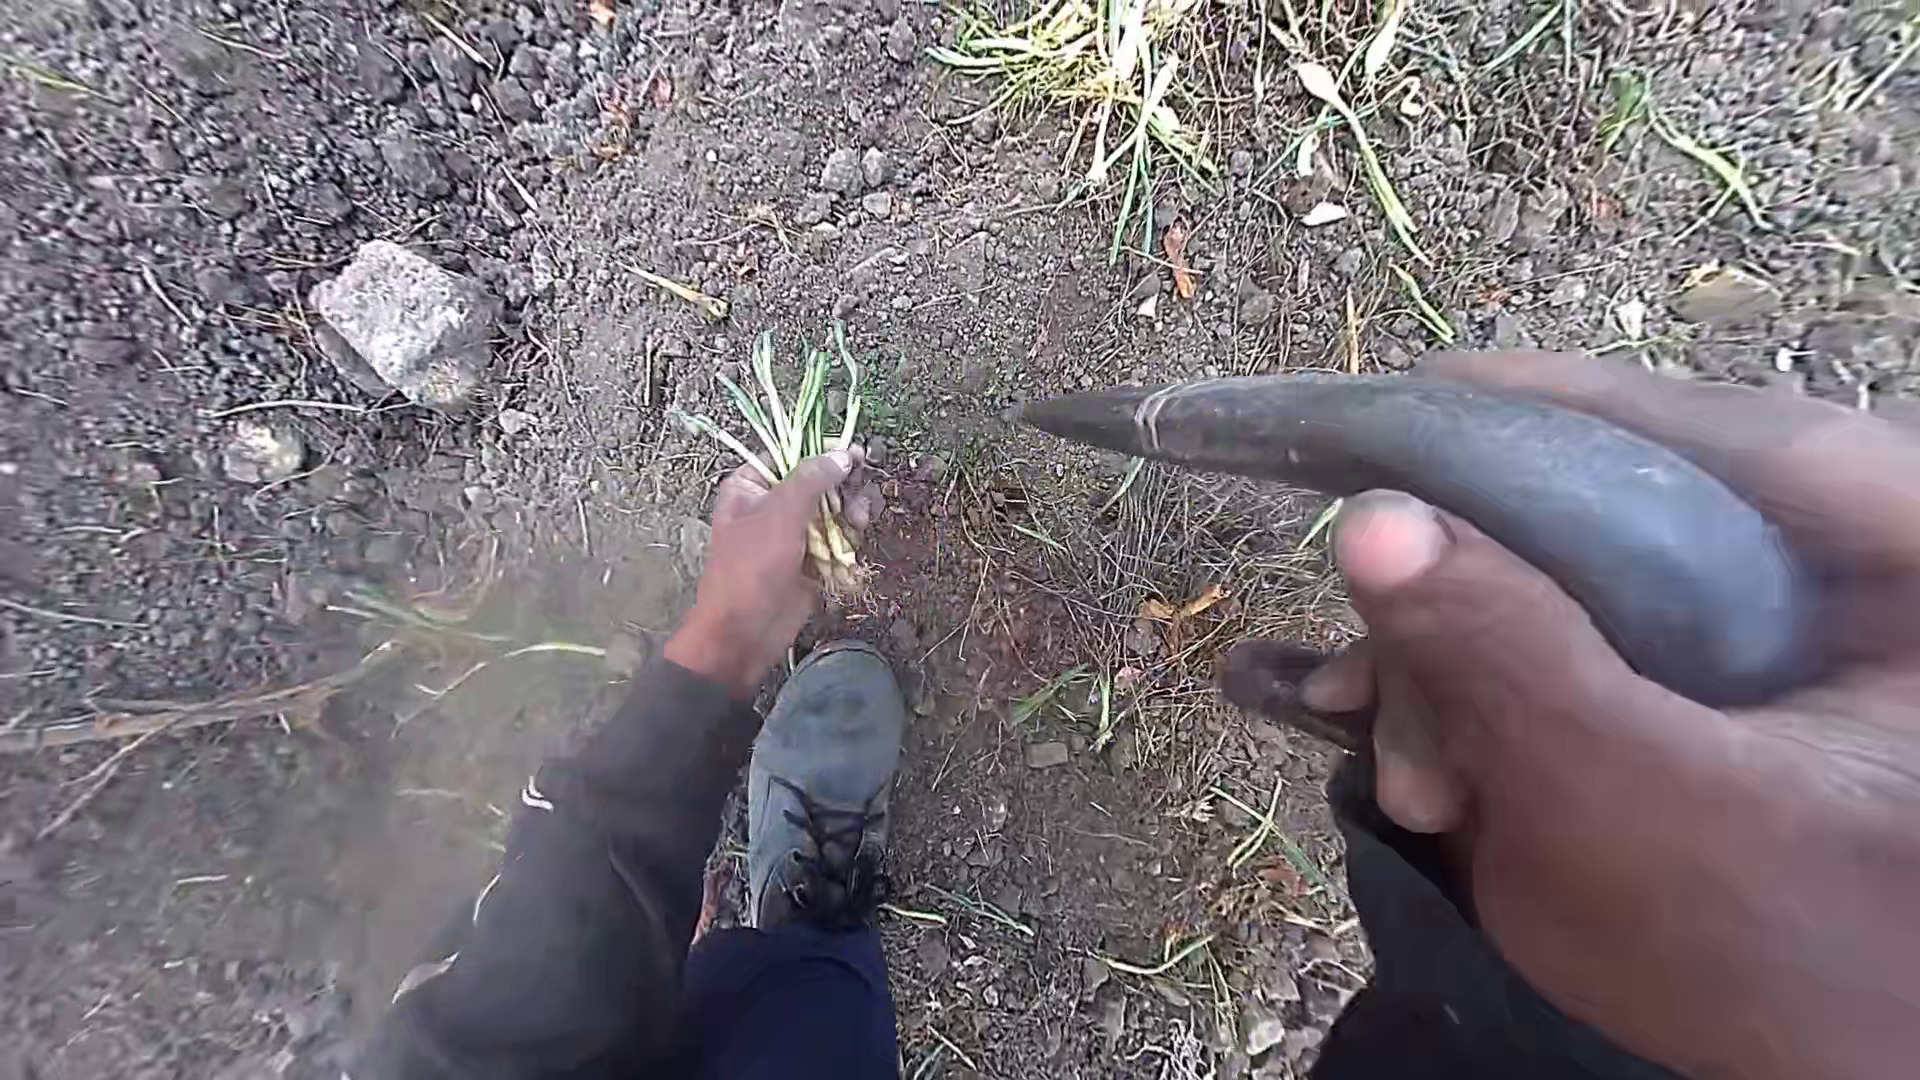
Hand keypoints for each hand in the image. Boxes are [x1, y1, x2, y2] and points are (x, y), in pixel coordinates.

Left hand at [664, 448, 880, 699]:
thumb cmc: (751, 568)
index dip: (823, 454)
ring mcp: (794, 534)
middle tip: (862, 492)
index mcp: (752, 487)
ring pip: (833, 510)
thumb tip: (843, 455)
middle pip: (819, 483)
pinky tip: (860, 534)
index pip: (792, 456)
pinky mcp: (812, 559)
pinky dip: (850, 535)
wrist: (744, 633)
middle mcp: (773, 506)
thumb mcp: (779, 514)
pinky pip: (837, 538)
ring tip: (861, 519)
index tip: (854, 455)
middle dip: (844, 487)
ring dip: (851, 511)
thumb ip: (812, 480)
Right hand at [1303, 353, 1919, 1079]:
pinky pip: (1516, 655)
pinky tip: (1379, 751)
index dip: (1570, 403)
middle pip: (1598, 537)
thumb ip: (1495, 648)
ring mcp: (1727, 656)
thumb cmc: (1777, 975)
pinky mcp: (1649, 694)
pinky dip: (1435, 698)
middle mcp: (1830, 606)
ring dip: (1435, 682)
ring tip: (1404, 782)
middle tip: (1369, 677)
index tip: (1428, 384)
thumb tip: (1368, 520)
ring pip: (1531, 606)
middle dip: (1458, 610)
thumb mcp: (1617, 796)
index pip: (1754, 445)